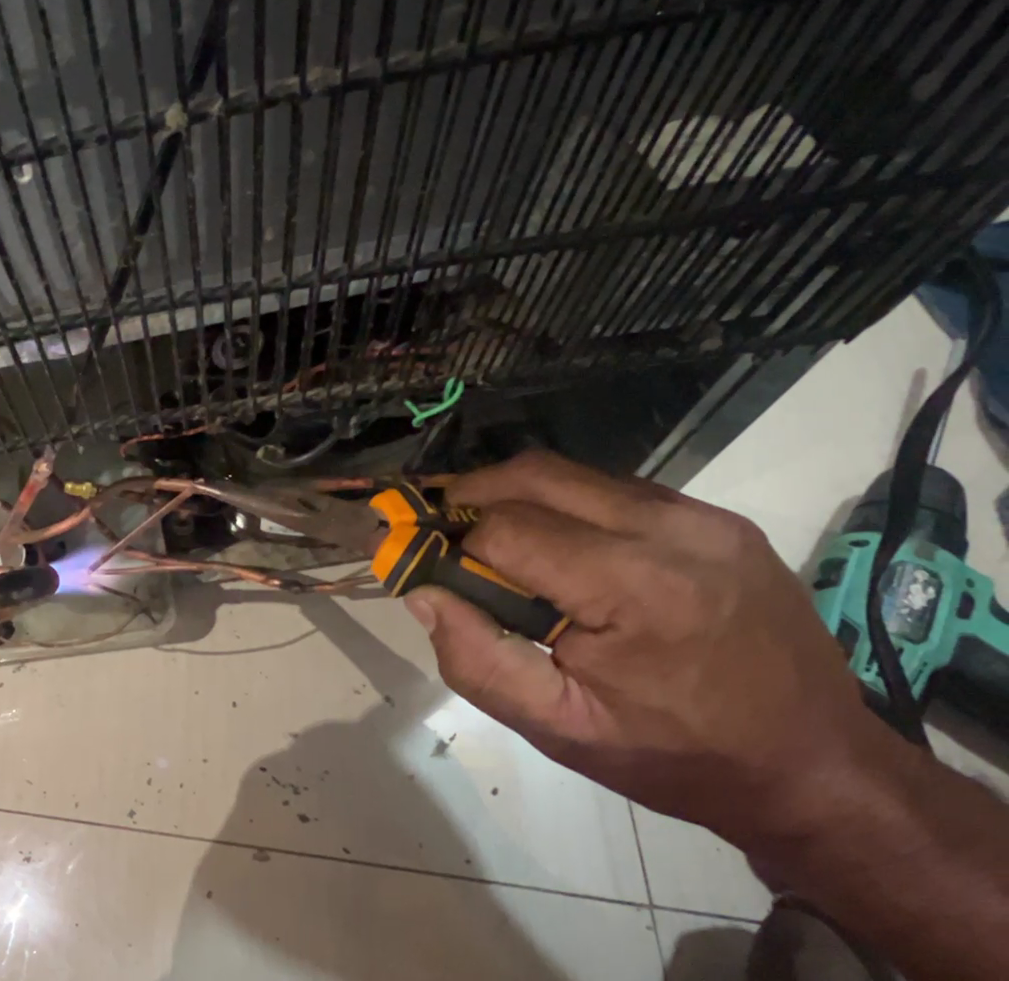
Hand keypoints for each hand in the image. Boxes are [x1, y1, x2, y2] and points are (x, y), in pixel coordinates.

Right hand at [403, 452, 881, 841]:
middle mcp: (672, 531)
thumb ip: (478, 661)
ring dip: (513, 497)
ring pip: (569, 473)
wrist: (816, 766)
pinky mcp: (715, 518)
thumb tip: (423, 593)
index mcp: (637, 588)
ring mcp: (701, 517)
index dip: (453, 548)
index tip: (429, 574)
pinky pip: (610, 488)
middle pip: (532, 476)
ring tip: (490, 544)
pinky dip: (562, 505)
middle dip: (469, 499)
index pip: (506, 529)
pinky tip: (556, 550)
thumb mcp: (561, 729)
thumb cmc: (678, 757)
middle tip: (440, 538)